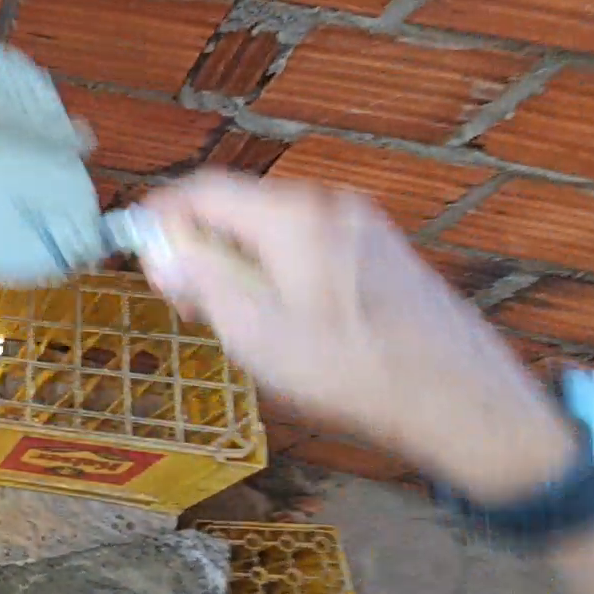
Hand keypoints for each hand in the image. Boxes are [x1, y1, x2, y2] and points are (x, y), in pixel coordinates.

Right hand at [139, 170, 575, 501]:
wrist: (463, 403)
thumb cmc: (346, 369)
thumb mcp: (252, 331)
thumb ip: (199, 281)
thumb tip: (158, 253)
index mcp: (292, 218)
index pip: (204, 190)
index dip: (159, 212)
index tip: (131, 242)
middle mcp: (328, 206)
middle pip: (236, 205)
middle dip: (194, 242)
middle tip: (176, 294)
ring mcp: (359, 225)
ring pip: (266, 226)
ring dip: (228, 257)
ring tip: (218, 311)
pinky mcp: (376, 250)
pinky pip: (299, 241)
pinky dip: (265, 264)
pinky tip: (268, 310)